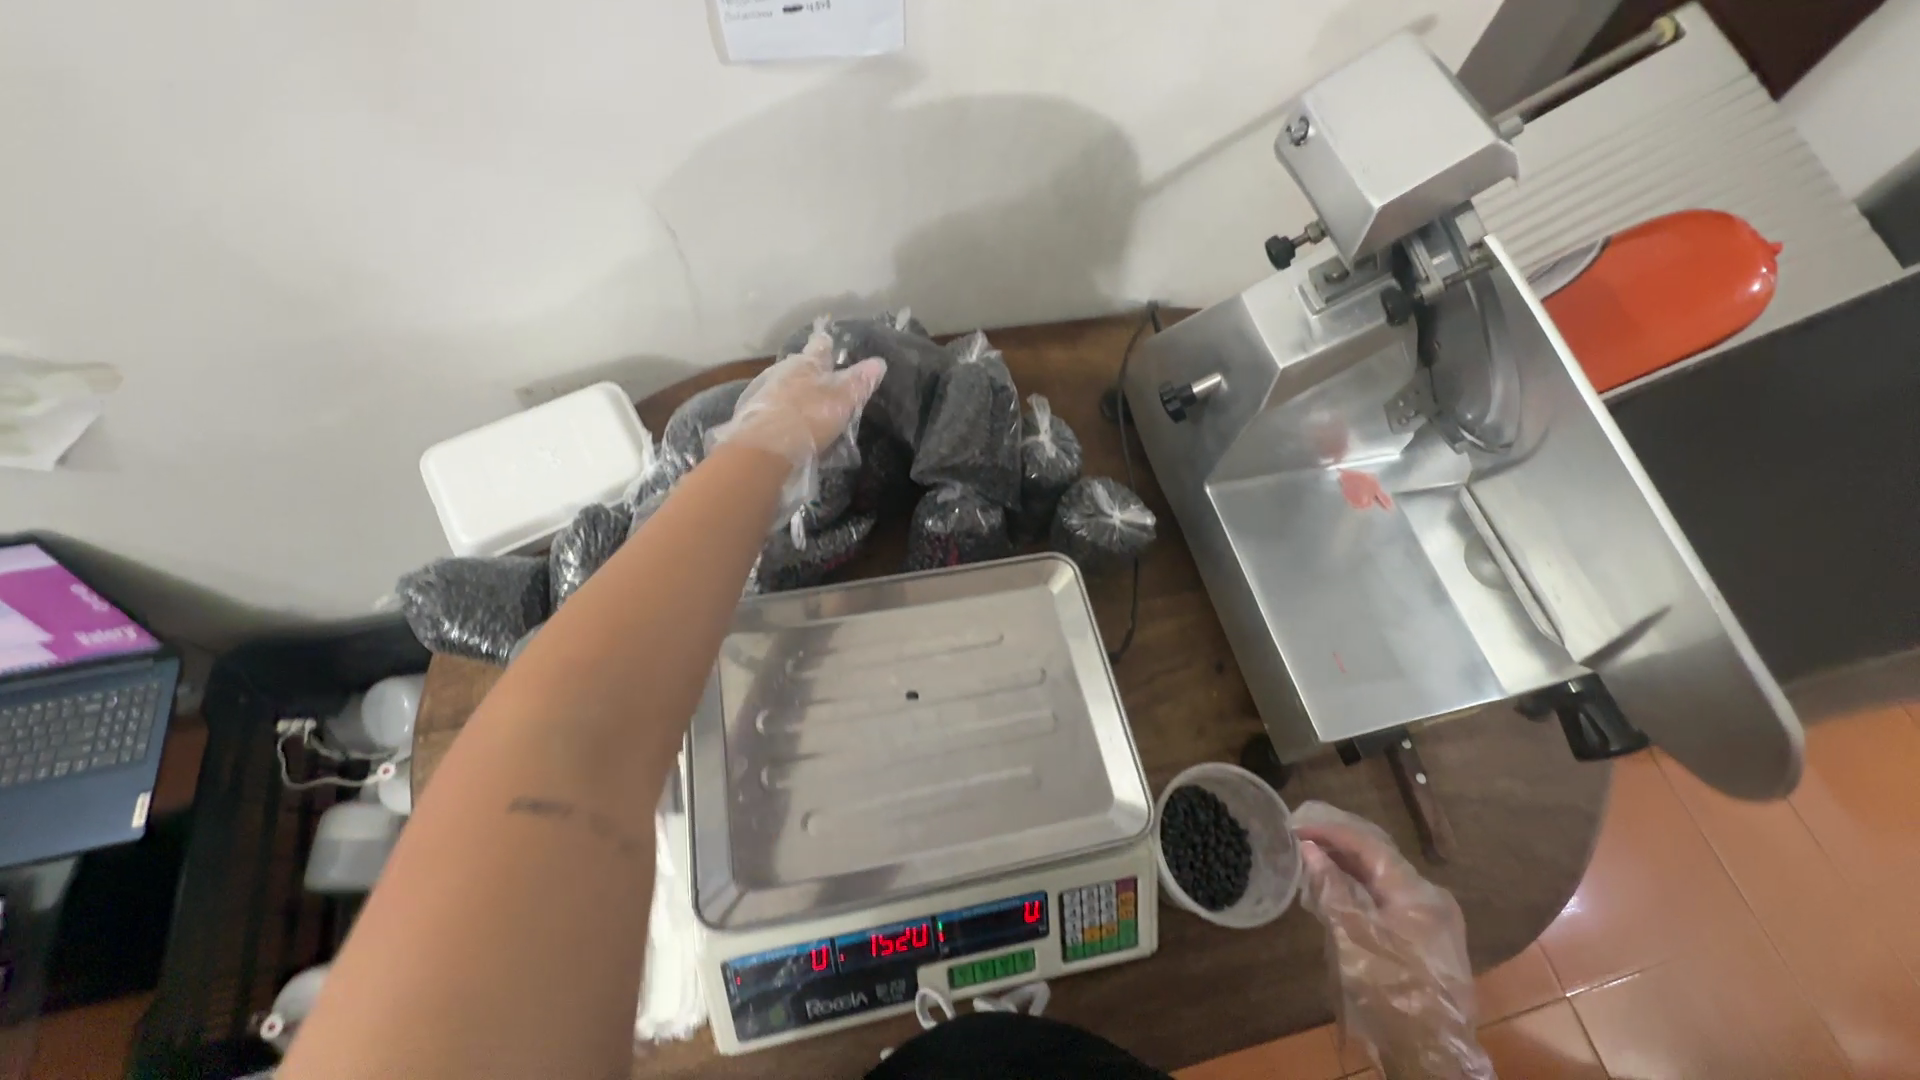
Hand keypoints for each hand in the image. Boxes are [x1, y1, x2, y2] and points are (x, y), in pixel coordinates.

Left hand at [704, 330, 885, 522]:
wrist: (766, 447)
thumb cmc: (810, 416)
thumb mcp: (844, 399)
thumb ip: (860, 382)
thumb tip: (879, 362)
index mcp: (807, 364)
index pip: (820, 346)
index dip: (826, 343)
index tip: (828, 339)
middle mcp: (784, 373)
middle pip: (800, 366)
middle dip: (811, 371)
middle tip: (823, 378)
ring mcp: (767, 394)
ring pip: (787, 388)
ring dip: (798, 394)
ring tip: (810, 406)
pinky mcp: (757, 417)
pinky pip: (778, 409)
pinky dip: (788, 414)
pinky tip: (794, 426)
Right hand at [1294, 802, 1493, 1079]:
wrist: (1431, 1054)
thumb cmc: (1390, 990)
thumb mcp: (1352, 936)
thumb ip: (1330, 888)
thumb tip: (1309, 848)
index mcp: (1417, 892)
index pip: (1368, 845)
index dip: (1330, 832)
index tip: (1295, 827)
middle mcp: (1432, 898)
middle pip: (1379, 860)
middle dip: (1338, 848)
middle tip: (1300, 841)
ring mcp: (1434, 920)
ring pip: (1384, 881)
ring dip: (1348, 870)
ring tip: (1311, 863)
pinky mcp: (1429, 940)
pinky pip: (1390, 900)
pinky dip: (1362, 892)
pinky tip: (1338, 893)